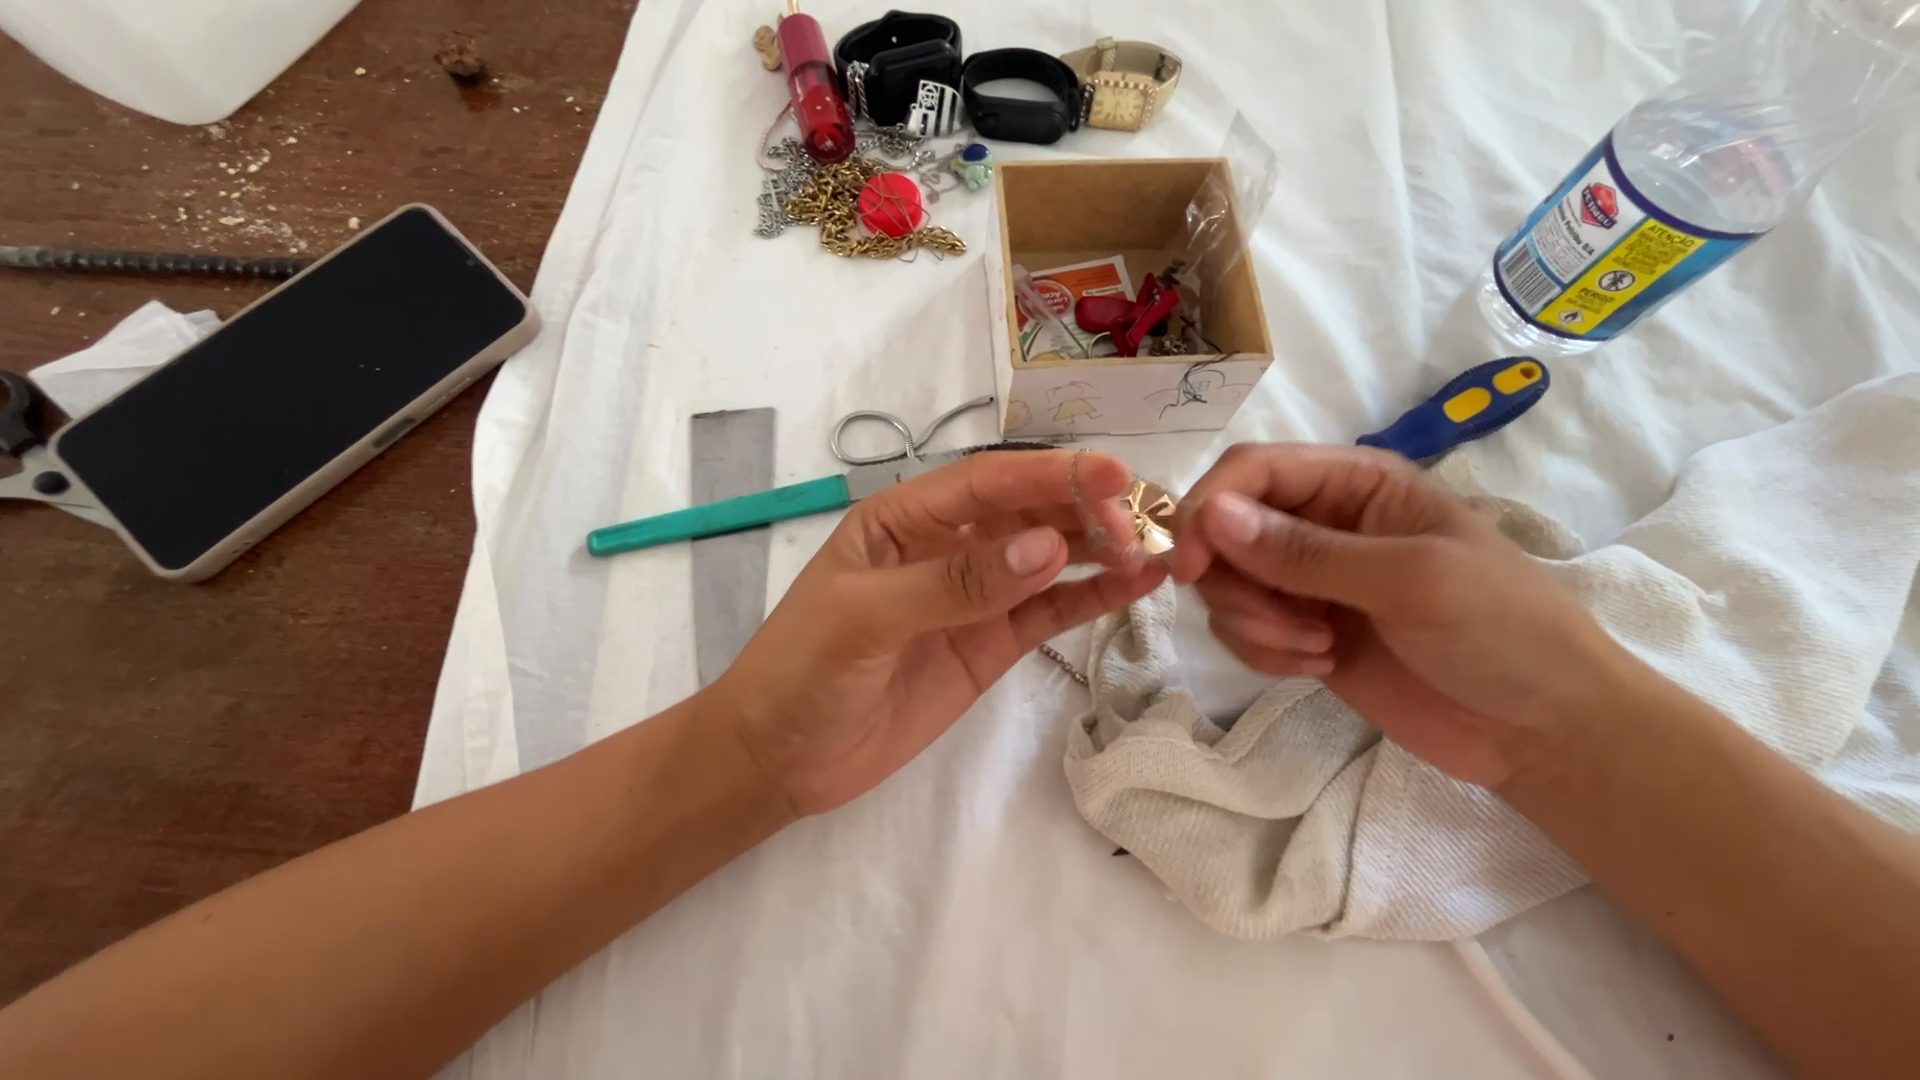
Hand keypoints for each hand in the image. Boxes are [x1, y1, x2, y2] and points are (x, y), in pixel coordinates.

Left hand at [709, 449, 1167, 815]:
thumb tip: (1048, 547)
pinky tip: (1136, 586)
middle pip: (1027, 512)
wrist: (781, 757)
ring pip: (1047, 558)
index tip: (1114, 478)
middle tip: (1143, 524)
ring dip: (1099, 549)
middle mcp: (946, 546)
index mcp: (904, 518)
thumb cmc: (802, 671)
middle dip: (1085, 510)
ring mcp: (974, 596)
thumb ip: (956, 583)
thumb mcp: (865, 617)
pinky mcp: (991, 645)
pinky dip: (1091, 598)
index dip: (1050, 475)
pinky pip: (1048, 613)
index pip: (987, 482)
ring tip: (1156, 550)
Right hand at [1168, 443, 1632, 788]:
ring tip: (1315, 649)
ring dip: (1253, 622)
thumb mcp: (1411, 581)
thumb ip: (1306, 552)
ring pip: (1224, 583)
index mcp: (1355, 483)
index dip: (1207, 509)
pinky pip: (1241, 629)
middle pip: (1222, 529)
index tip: (1187, 569)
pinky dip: (1262, 651)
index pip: (1251, 471)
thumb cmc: (1503, 632)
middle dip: (1234, 582)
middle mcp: (1321, 523)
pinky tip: (1316, 665)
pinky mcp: (1299, 631)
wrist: (1543, 732)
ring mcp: (1307, 581)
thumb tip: (1211, 514)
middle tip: (1281, 625)